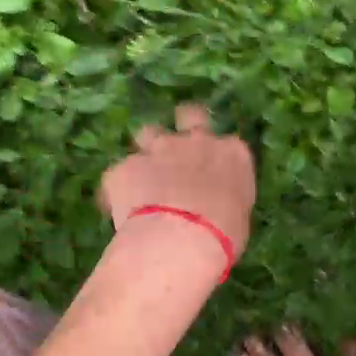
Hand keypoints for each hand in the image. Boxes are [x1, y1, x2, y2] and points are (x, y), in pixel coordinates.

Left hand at [98, 103, 255, 258]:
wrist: (180, 240)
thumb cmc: (222, 236)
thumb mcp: (237, 217)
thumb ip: (225, 199)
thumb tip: (215, 205)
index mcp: (231, 153)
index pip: (227, 144)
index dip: (215, 155)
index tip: (211, 171)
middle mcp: (196, 141)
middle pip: (190, 115)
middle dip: (182, 123)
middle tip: (176, 146)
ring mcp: (159, 149)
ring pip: (148, 132)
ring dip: (146, 149)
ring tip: (142, 174)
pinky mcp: (125, 167)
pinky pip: (120, 172)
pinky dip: (120, 185)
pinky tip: (117, 205)